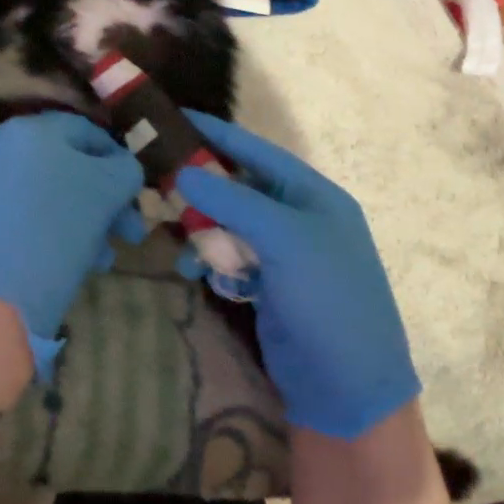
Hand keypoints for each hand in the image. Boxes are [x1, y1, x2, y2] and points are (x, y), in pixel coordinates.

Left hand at [0, 112, 146, 376]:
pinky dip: (45, 229)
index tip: (133, 192)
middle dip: (100, 199)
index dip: (116, 159)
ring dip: (79, 219)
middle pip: (62, 165)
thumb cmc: (59, 232)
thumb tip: (121, 169)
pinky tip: (69, 261)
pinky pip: (17, 212)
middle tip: (125, 233)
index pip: (84, 131)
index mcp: (27, 129)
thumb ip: (125, 169)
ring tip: (100, 258)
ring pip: (42, 193)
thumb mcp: (109, 191)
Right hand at [175, 111, 419, 438]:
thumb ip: (234, 200)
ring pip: (229, 224)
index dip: (217, 134)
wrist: (348, 385)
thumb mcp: (285, 239)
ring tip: (169, 228)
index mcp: (313, 195)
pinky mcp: (268, 286)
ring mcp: (283, 255)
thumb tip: (184, 171)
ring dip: (200, 225)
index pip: (258, 151)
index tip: (174, 117)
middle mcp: (298, 218)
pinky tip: (191, 267)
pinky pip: (230, 258)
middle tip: (155, 177)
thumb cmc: (326, 298)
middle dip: (200, 184)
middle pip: (239, 187)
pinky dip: (210, 259)